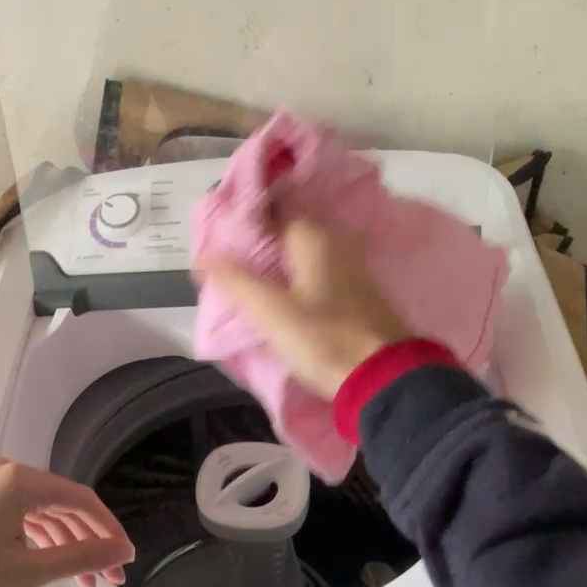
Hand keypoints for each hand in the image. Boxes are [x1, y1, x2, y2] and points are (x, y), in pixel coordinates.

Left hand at [0, 459, 134, 586]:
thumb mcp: (29, 569)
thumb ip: (81, 557)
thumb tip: (122, 551)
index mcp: (22, 481)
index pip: (83, 501)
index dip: (109, 530)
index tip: (125, 560)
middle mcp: (9, 473)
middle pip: (65, 505)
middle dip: (90, 542)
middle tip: (109, 578)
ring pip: (44, 511)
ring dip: (67, 544)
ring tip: (85, 582)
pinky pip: (22, 514)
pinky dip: (41, 538)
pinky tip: (54, 564)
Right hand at [200, 219, 414, 397]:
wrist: (382, 378)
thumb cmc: (324, 340)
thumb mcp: (271, 312)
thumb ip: (236, 281)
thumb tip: (203, 254)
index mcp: (312, 236)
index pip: (271, 207)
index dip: (241, 217)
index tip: (216, 233)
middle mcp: (334, 241)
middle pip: (285, 229)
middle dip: (256, 239)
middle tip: (223, 257)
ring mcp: (349, 266)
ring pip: (300, 252)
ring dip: (274, 260)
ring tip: (243, 275)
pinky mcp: (355, 291)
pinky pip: (314, 271)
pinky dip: (293, 276)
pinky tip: (277, 292)